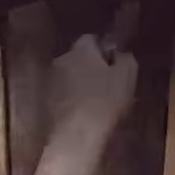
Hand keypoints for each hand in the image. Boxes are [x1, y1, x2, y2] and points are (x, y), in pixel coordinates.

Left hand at [44, 34, 137, 159]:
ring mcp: (52, 80)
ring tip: (97, 99)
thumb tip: (119, 52)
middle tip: (107, 81)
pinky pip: (64, 92)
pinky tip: (84, 111)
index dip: (104, 49)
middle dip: (91, 65)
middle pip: (79, 56)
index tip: (115, 63)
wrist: (77, 136)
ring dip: (81, 82)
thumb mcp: (127, 76)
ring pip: (70, 75)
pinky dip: (73, 97)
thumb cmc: (106, 101)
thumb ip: (125, 57)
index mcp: (81, 49)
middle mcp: (62, 59)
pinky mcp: (47, 101)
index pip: (91, 38)